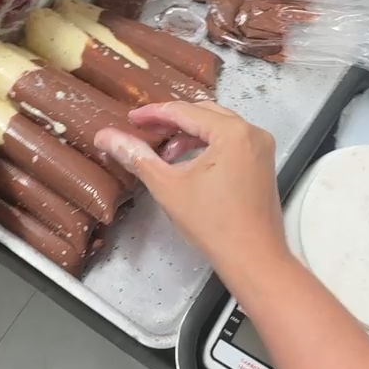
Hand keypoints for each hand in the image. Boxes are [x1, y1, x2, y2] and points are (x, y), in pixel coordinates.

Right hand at [97, 102, 290, 272]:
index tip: (131, 118)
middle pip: (204, 113)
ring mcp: (261, 148)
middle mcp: (252, 133)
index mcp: (232, 132)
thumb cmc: (213, 224)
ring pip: (218, 127)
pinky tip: (187, 163)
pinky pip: (231, 142)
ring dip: (189, 134)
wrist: (253, 258)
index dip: (154, 113)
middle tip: (144, 129)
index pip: (185, 111)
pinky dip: (207, 146)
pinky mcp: (262, 163)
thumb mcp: (167, 186)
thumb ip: (137, 156)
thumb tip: (106, 137)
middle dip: (172, 121)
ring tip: (163, 152)